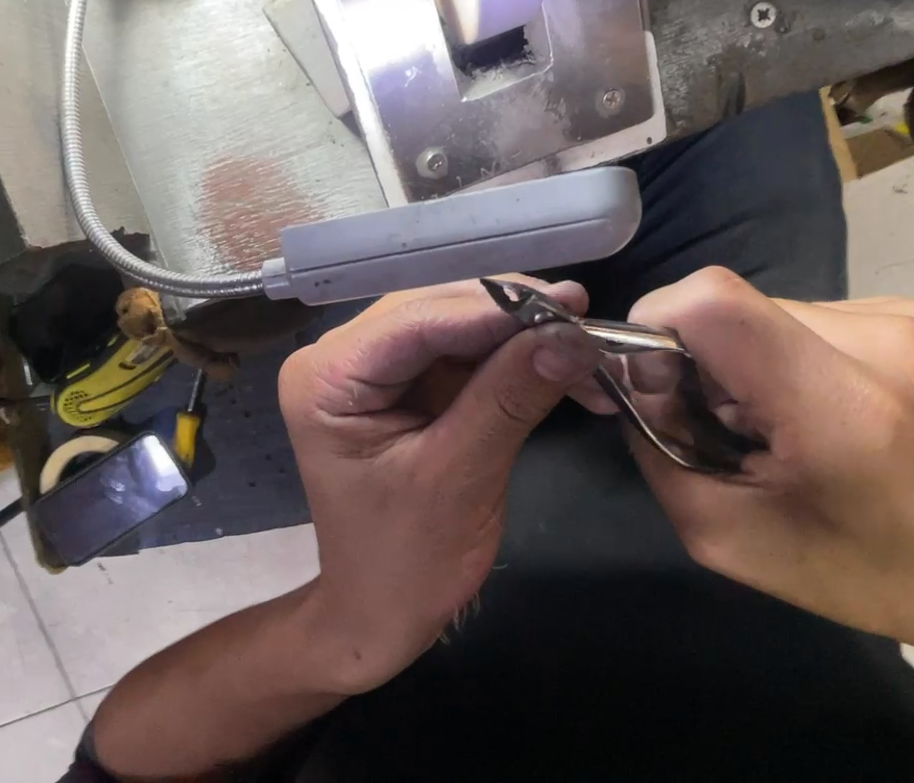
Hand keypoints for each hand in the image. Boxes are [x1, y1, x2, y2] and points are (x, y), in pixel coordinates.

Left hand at [277, 279, 600, 692]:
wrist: (382, 611)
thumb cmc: (405, 560)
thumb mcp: (458, 477)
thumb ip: (509, 398)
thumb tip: (571, 335)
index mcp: (326, 377)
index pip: (415, 321)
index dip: (494, 309)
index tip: (570, 303)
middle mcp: (341, 357)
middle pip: (436, 312)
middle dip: (513, 319)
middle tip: (586, 321)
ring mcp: (375, 367)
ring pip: (458, 327)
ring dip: (523, 338)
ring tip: (587, 347)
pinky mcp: (408, 383)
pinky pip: (467, 354)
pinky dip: (515, 361)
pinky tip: (564, 369)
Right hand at [617, 268, 913, 675]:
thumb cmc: (880, 577)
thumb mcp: (734, 543)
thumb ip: (659, 454)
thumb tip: (632, 381)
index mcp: (843, 409)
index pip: (712, 303)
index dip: (653, 323)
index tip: (649, 379)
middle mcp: (882, 340)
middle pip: (730, 305)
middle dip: (695, 357)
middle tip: (718, 426)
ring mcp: (909, 317)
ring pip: (763, 308)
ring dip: (741, 358)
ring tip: (774, 424)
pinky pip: (804, 315)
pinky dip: (780, 354)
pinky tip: (815, 407)